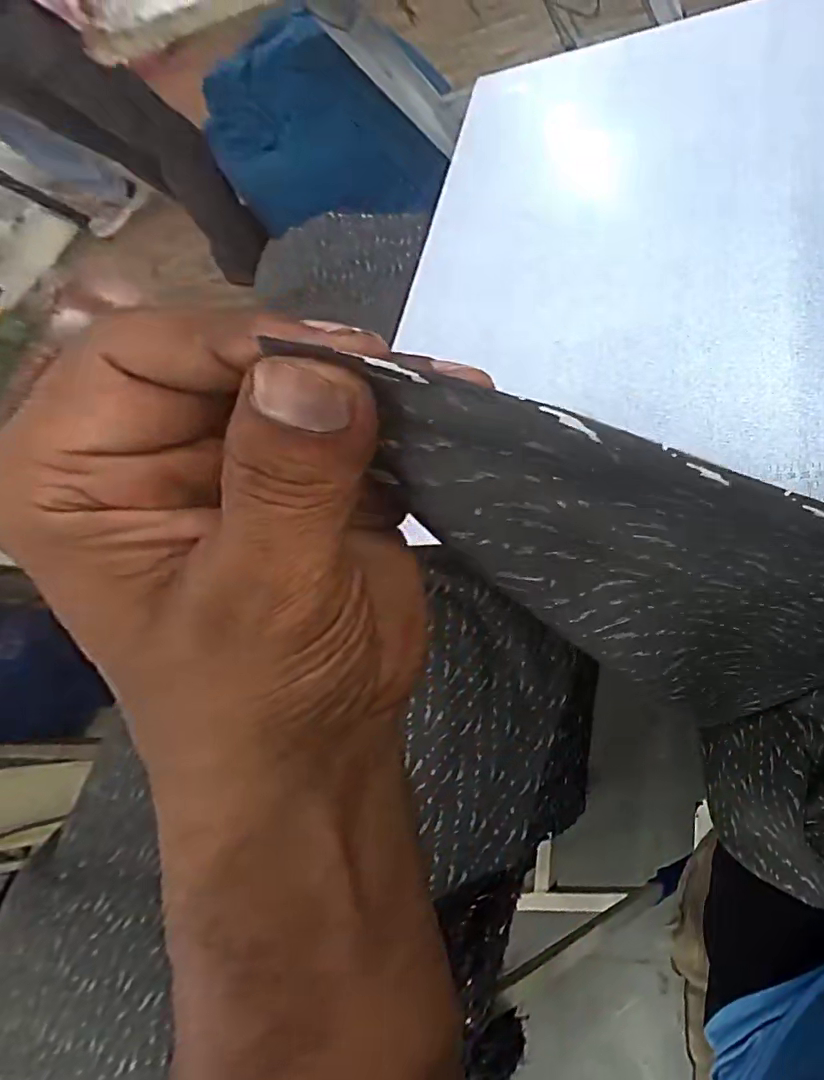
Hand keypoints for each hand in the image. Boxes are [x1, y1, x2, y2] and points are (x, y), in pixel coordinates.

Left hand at [0, 310, 449, 793]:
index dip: (241, 342)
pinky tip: (455, 412)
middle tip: (413, 369)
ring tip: (452, 384)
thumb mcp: (264, 586)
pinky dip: (412, 423)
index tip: (351, 358)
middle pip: (233, 362)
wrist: (325, 736)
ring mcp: (254, 470)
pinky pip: (365, 434)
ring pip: (308, 391)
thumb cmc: (259, 682)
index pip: (141, 358)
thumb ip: (285, 482)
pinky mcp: (328, 489)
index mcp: (86, 471)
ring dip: (382, 385)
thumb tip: (319, 373)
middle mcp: (163, 455)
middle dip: (323, 358)